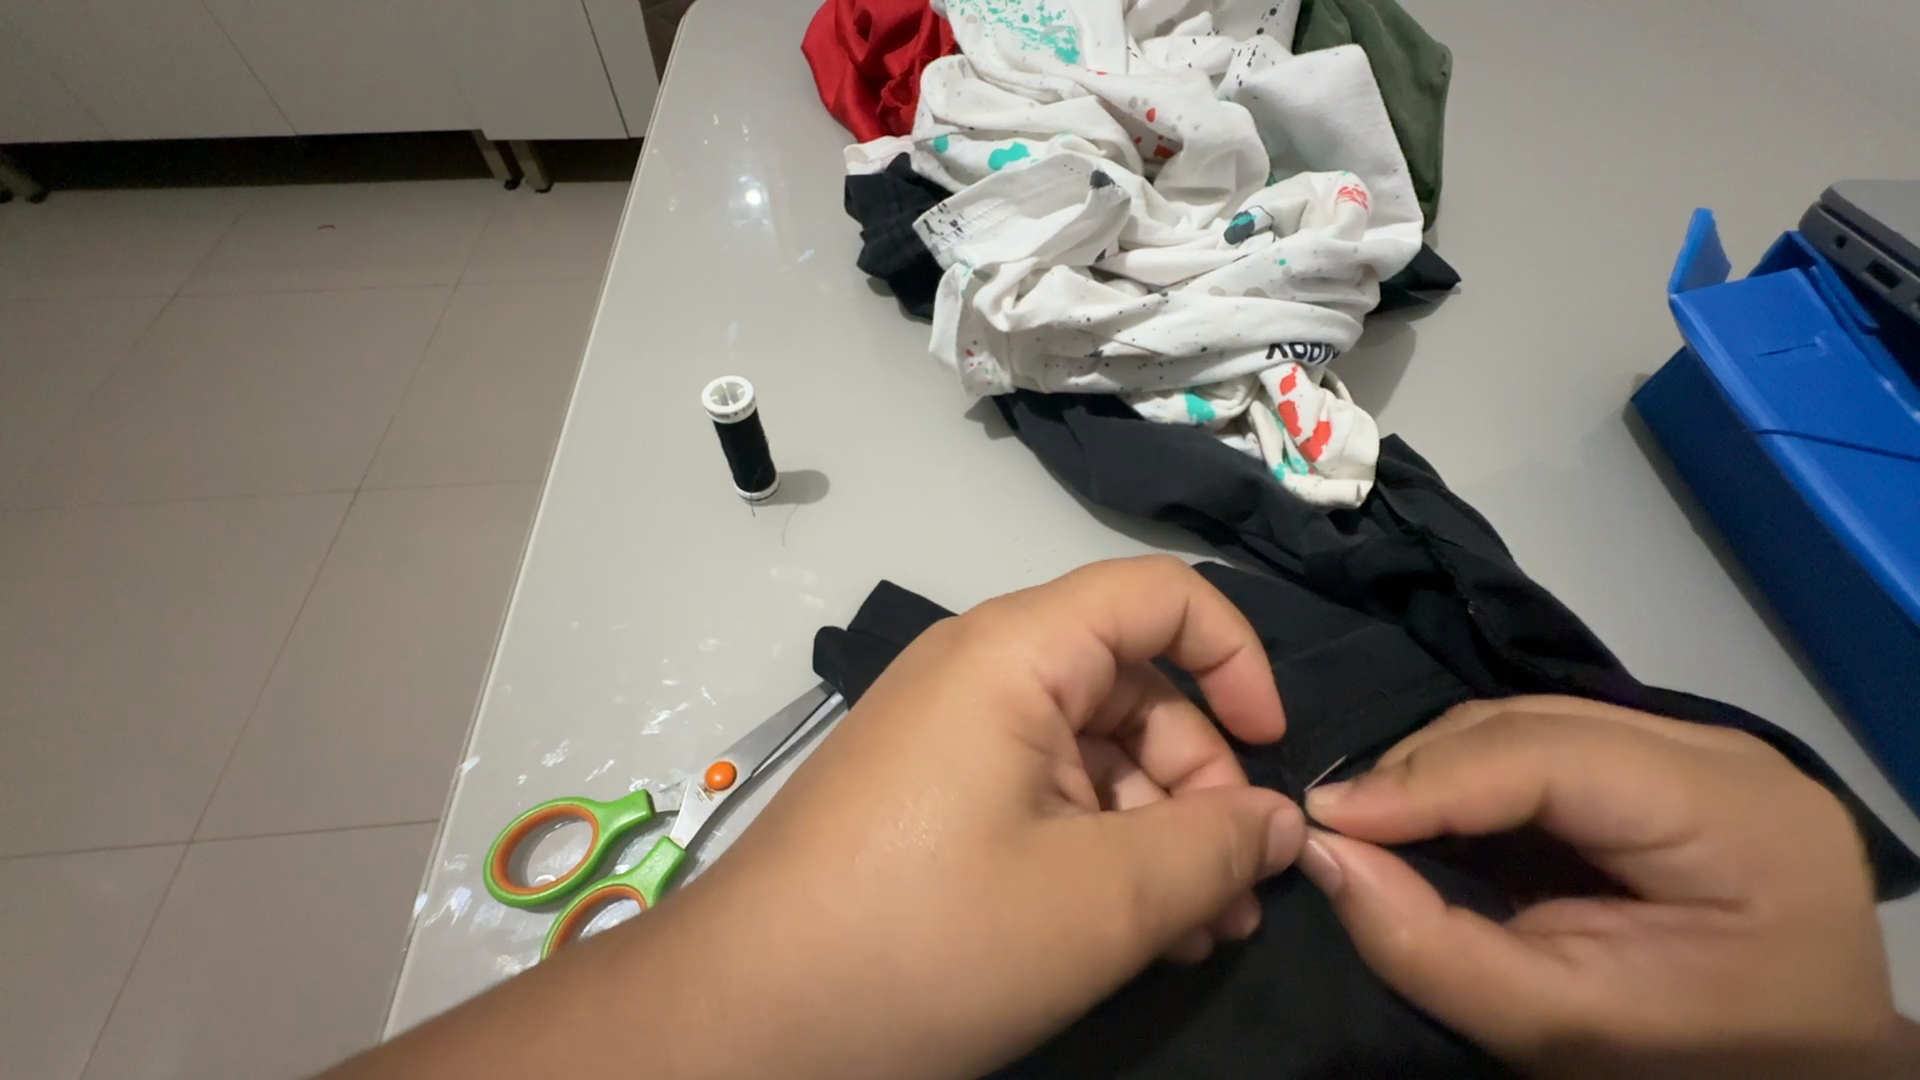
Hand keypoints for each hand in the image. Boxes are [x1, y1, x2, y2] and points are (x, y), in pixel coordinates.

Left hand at [332, 557, 1305, 1079]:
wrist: (744, 1016)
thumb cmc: (924, 938)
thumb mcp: (1095, 901)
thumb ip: (1211, 849)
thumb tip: (1280, 822)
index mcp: (1014, 652)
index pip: (1155, 594)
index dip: (1233, 654)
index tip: (1270, 748)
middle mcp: (982, 669)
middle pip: (1132, 685)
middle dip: (1199, 780)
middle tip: (1234, 891)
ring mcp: (956, 729)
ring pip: (1094, 748)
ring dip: (1156, 828)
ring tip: (1194, 928)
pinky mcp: (940, 787)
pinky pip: (1045, 787)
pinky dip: (1099, 844)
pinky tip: (1132, 924)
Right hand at [1298, 696, 1908, 1077]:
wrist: (1778, 1073)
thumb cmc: (1689, 1065)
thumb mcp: (1555, 1029)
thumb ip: (1430, 947)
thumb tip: (1320, 850)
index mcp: (1735, 818)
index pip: (1545, 757)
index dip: (1424, 780)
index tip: (1327, 816)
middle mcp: (1714, 753)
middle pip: (1518, 726)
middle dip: (1415, 772)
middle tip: (1340, 824)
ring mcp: (1681, 744)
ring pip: (1507, 722)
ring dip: (1427, 769)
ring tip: (1375, 821)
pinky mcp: (1642, 756)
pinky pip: (1517, 740)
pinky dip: (1455, 775)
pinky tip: (1425, 814)